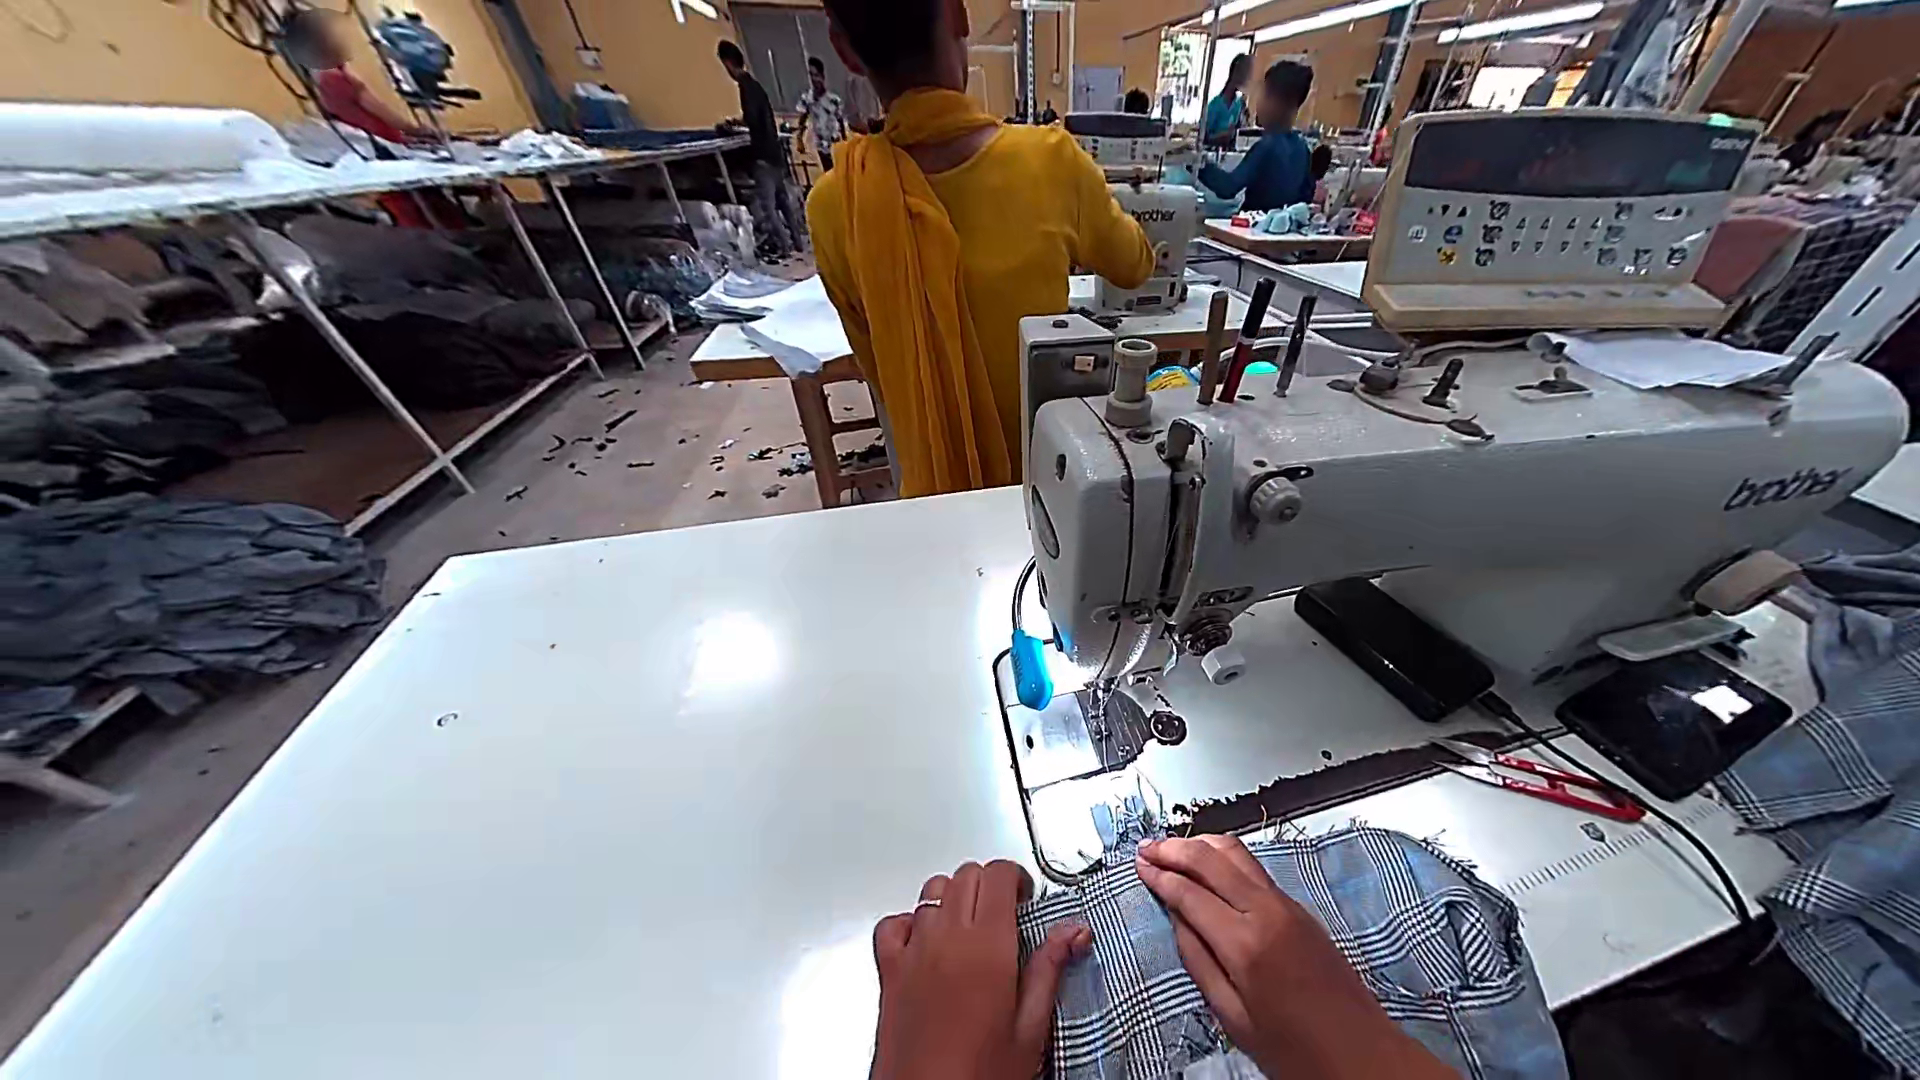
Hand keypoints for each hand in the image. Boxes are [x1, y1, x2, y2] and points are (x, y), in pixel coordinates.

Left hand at [871, 860, 1091, 1079]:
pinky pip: (894, 922)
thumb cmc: (979, 1079)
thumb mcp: (1029, 1030)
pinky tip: (925, 941)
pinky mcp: (889, 968)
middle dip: (989, 884)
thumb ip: (1049, 969)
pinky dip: (909, 921)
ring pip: (933, 889)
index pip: (998, 874)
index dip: (1016, 877)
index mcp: (987, 947)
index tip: (1025, 897)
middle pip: (967, 874)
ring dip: (953, 897)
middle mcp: (948, 937)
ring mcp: (914, 949)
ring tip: (970, 927)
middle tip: (1005, 914)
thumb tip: (1073, 932)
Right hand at [1136, 835, 1455, 1079]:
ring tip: (1171, 847)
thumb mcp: (1233, 1018)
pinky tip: (1207, 863)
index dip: (1159, 876)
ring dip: (1197, 843)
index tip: (1139, 866)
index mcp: (1244, 944)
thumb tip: (1175, 917)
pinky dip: (1220, 854)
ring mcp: (1284, 903)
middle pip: (1207, 858)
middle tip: (1146, 848)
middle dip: (1171, 849)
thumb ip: (1197, 960)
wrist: (1367, 1059)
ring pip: (1232, 850)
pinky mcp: (1296, 905)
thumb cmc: (1296, 1052)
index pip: (1188, 892)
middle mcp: (1264, 911)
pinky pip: (1250, 864)